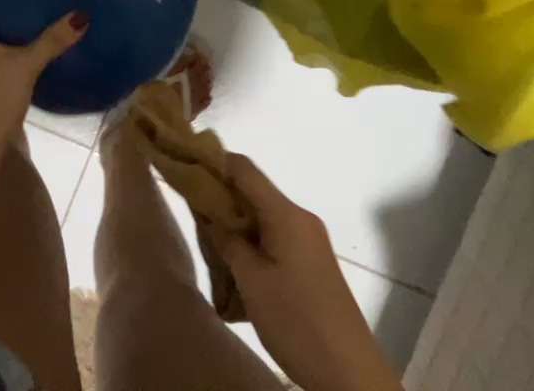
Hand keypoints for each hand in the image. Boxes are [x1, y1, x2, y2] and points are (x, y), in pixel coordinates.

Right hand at [209, 154, 400, 390]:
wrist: (349, 373)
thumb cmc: (296, 321)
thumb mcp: (250, 280)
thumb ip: (226, 239)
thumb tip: (207, 210)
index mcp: (287, 214)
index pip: (243, 168)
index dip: (212, 163)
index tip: (183, 171)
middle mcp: (300, 218)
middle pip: (252, 192)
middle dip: (220, 200)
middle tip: (191, 218)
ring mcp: (309, 241)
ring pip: (261, 218)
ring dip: (235, 227)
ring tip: (209, 249)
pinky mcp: (311, 263)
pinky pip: (274, 238)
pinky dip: (251, 244)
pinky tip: (235, 270)